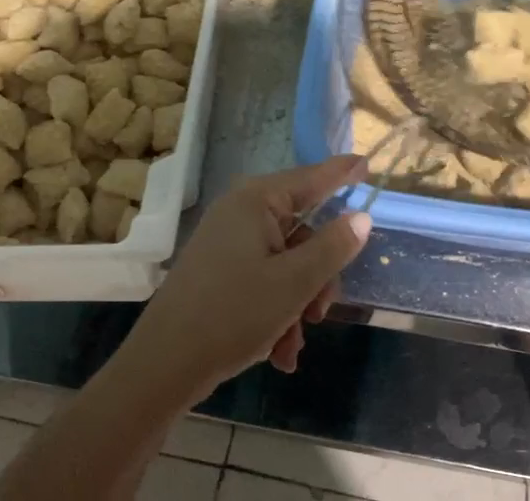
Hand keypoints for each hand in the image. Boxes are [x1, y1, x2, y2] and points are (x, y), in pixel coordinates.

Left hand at [120, 156, 372, 401]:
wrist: (163, 366)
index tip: (367, 163)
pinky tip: (279, 353)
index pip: (312, 178)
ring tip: (292, 347)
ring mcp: (228, 242)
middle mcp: (241, 213)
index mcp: (256, 202)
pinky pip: (265, 281)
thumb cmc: (232, 315)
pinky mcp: (220, 270)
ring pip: (287, 263)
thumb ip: (333, 247)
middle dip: (318, 277)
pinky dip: (277, 313)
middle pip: (304, 232)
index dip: (342, 173)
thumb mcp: (294, 283)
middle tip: (319, 314)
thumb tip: (361, 217)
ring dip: (298, 304)